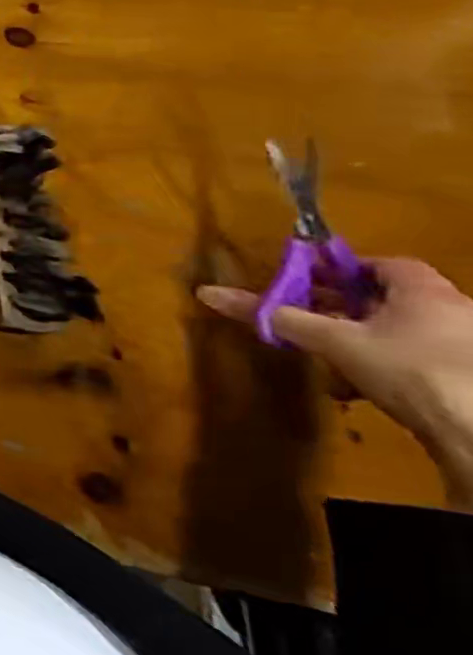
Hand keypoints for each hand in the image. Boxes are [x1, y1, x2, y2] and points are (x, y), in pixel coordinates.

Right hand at [199, 258, 472, 508]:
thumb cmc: (408, 370)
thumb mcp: (332, 340)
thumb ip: (275, 316)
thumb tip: (208, 292)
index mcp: (428, 294)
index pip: (385, 264)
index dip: (344, 268)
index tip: (309, 280)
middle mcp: (458, 314)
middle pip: (390, 299)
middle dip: (345, 308)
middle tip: (306, 318)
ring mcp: (467, 349)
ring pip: (403, 333)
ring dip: (362, 341)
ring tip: (327, 360)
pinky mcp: (466, 378)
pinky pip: (419, 361)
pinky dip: (387, 368)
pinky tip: (361, 390)